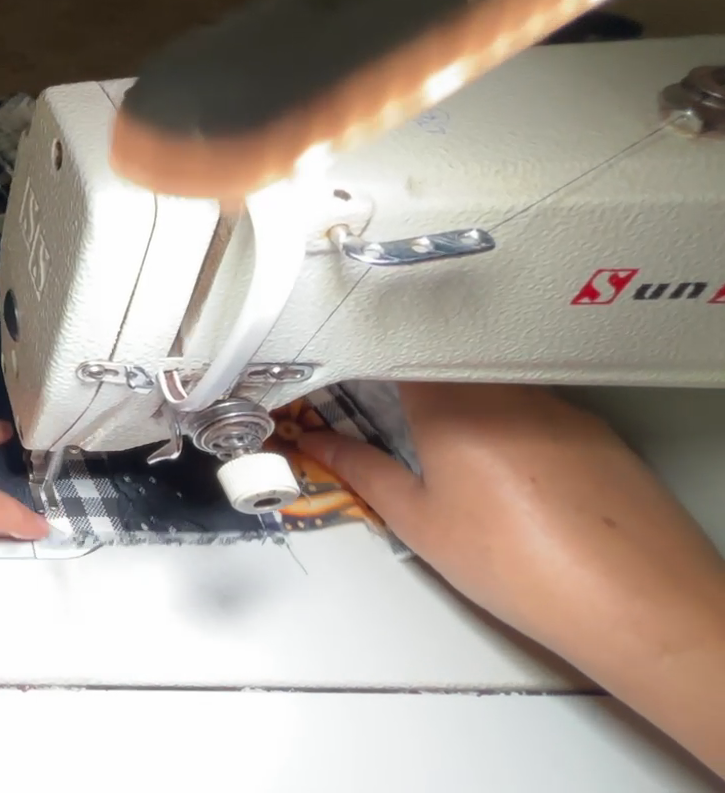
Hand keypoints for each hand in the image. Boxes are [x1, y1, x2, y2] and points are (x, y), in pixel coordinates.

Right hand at [296, 383, 724, 675]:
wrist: (648, 612)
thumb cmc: (521, 566)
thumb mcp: (416, 520)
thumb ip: (359, 469)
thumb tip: (316, 443)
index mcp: (451, 404)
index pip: (393, 353)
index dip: (361, 360)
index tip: (337, 378)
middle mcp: (507, 393)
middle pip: (441, 365)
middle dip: (406, 385)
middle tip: (382, 418)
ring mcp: (562, 410)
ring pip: (488, 384)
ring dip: (457, 404)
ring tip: (445, 455)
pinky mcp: (599, 434)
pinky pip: (533, 409)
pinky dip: (505, 425)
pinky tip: (504, 474)